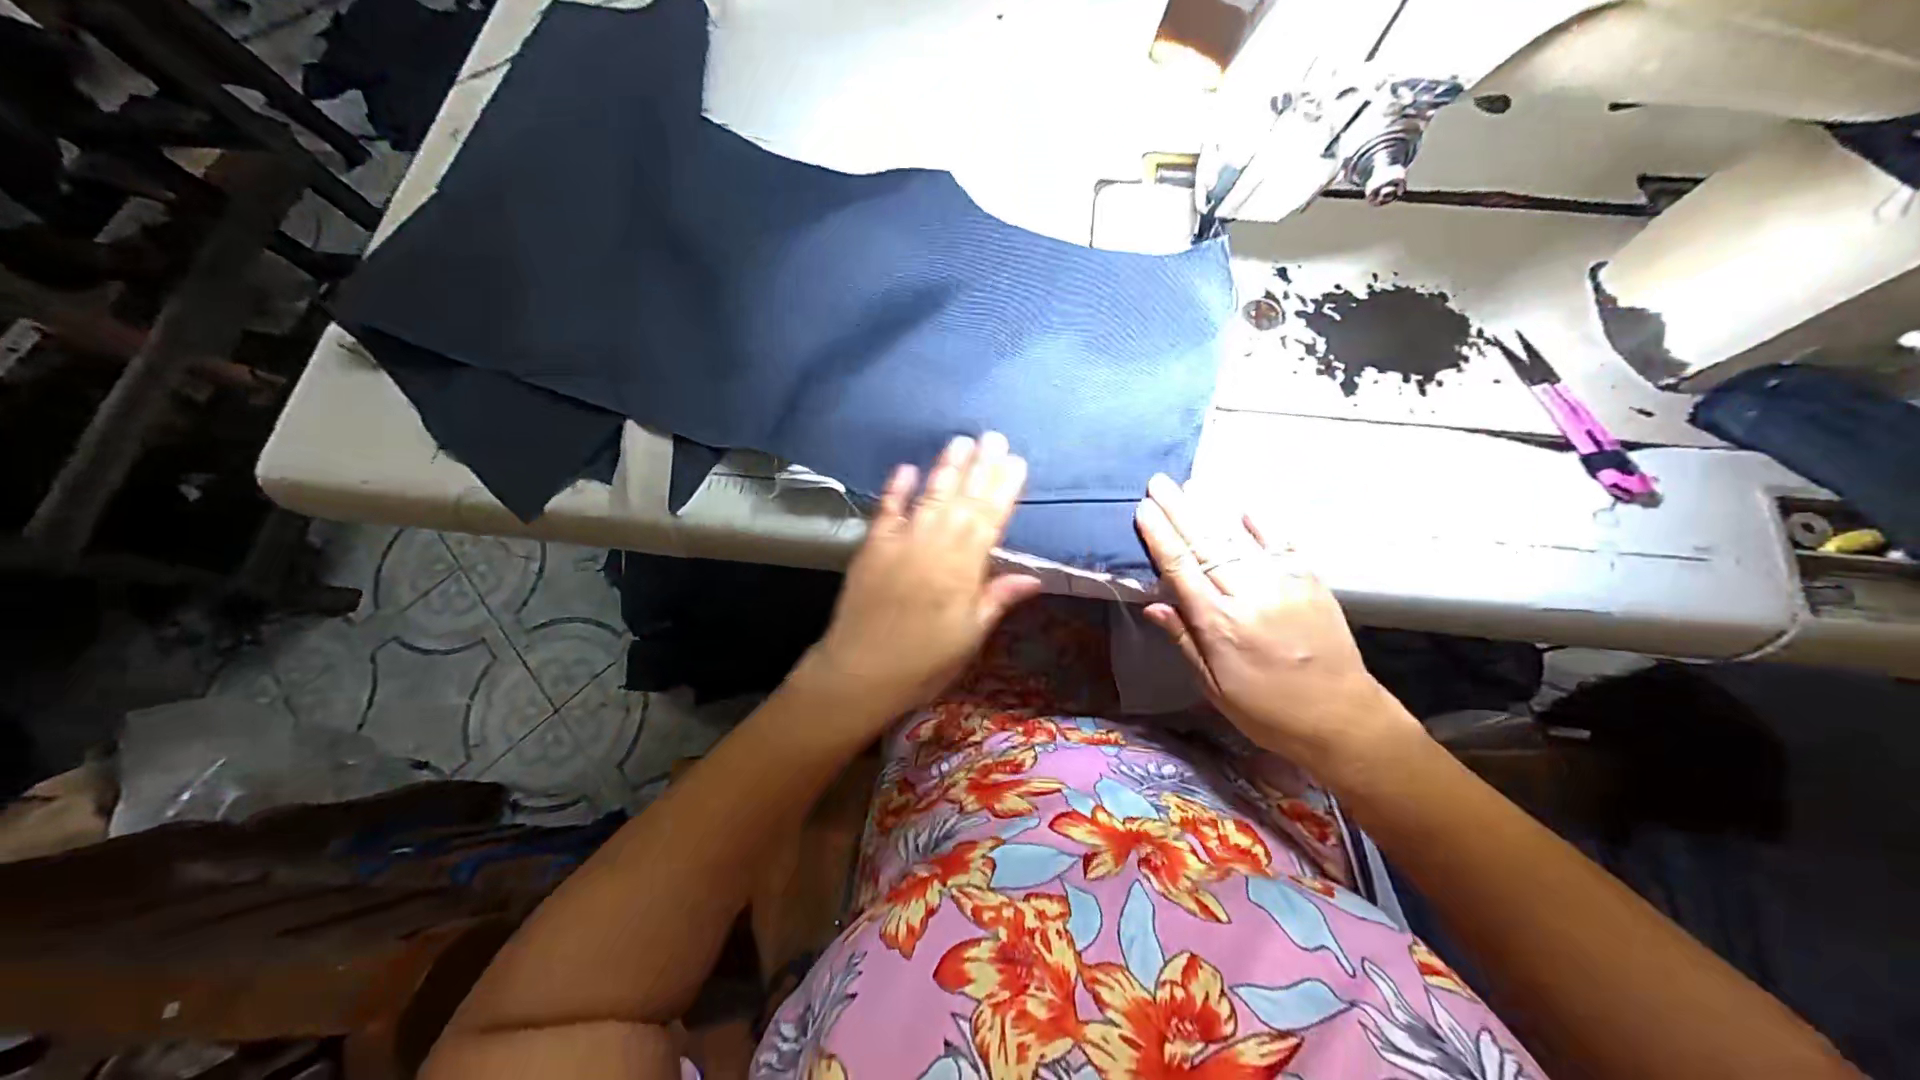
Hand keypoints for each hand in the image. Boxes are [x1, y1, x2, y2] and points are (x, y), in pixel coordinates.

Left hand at [794, 433, 1043, 727]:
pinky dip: (896, 489)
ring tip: (960, 441)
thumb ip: (997, 599)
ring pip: (928, 497)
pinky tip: (906, 468)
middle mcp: (934, 546)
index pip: (990, 519)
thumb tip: (1034, 577)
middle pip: (962, 500)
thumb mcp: (970, 636)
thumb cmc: (924, 663)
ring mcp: (900, 543)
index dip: (1004, 489)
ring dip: (945, 468)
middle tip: (993, 437)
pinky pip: (886, 511)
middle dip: (980, 467)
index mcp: (963, 568)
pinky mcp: (871, 547)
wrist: (860, 673)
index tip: (1015, 462)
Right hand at [1133, 474, 1422, 778]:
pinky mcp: (1311, 583)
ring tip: (1190, 485)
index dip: (1159, 537)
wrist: (1341, 717)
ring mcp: (1283, 585)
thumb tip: (1154, 603)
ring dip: (1211, 510)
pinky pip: (1283, 545)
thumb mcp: (1214, 686)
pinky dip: (1263, 525)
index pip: (1180, 570)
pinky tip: (1245, 508)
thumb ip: (1184, 640)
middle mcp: (1248, 597)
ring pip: (1238, 540)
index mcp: (1219, 625)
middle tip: (1157, 483)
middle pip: (1205, 546)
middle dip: (1178, 512)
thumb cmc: (1267, 711)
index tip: (1143, 510)